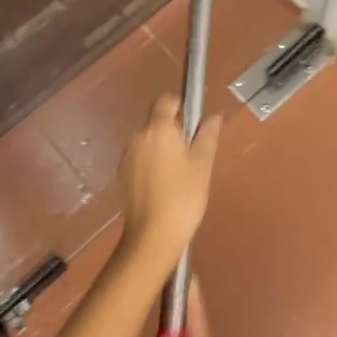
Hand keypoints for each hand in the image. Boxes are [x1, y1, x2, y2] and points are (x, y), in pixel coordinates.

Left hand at [118, 96, 220, 270]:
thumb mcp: (202, 165)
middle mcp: (138, 136)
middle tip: (191, 155)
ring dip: (162, 148)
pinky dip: (151, 164)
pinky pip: (140, 158)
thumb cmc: (183, 197)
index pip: (165, 100)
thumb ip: (207, 136)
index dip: (180, 105)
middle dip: (173, 131)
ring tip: (179, 175)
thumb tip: (214, 116)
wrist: (153, 235)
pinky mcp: (122, 174)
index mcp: (158, 129)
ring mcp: (127, 156)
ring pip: (148, 141)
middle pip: (156, 121)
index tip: (193, 123)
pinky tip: (163, 186)